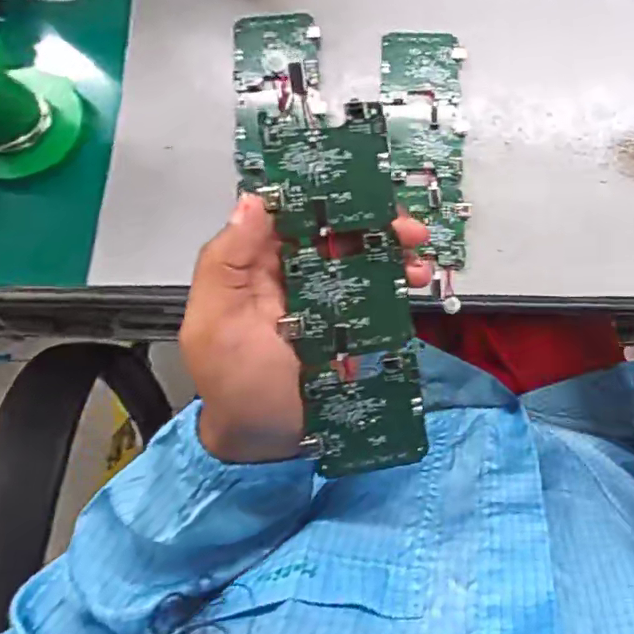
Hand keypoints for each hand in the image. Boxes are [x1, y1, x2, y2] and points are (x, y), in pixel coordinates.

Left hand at [178, 193, 431, 462]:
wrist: (267, 445)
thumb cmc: (235, 384)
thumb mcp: (215, 324)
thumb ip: (226, 263)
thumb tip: (253, 201)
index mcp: (254, 264)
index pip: (289, 214)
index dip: (322, 196)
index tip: (359, 189)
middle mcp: (291, 271)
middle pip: (334, 230)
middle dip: (371, 221)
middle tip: (406, 228)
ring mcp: (324, 295)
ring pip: (360, 255)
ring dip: (392, 248)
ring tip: (418, 257)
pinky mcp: (349, 318)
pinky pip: (376, 288)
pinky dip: (398, 278)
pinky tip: (415, 279)